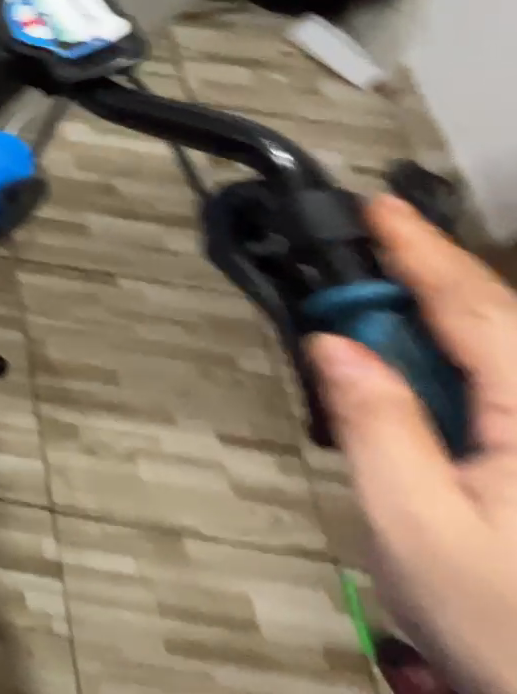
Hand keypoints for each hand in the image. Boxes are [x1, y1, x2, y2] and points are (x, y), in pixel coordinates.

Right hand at [309, 196, 516, 693]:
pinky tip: (423, 381)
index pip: (477, 314)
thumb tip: (335, 346)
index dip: (422, 254)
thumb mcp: (413, 524)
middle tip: (344, 285)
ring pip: (509, 358)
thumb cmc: (502, 625)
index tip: (379, 208)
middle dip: (419, 291)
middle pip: (499, 328)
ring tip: (372, 333)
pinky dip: (461, 369)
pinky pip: (511, 393)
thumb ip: (376, 424)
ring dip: (436, 331)